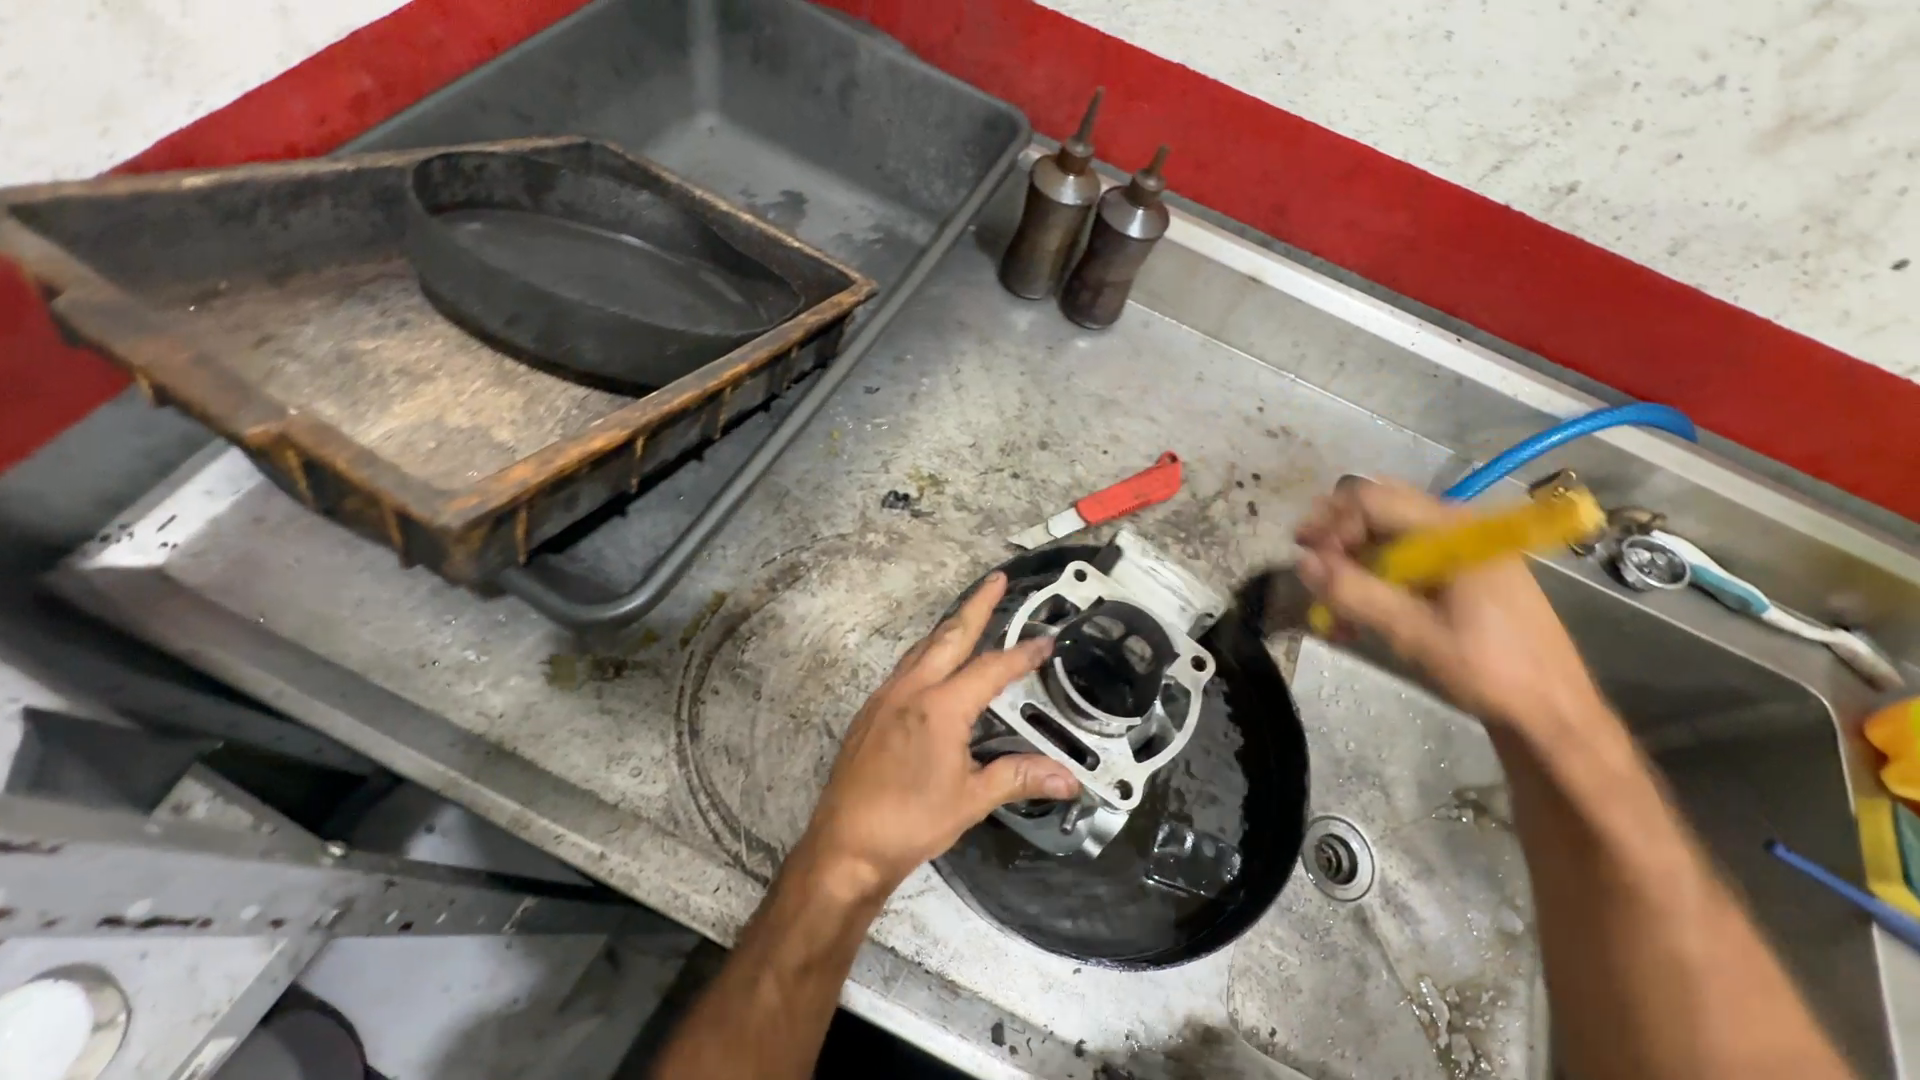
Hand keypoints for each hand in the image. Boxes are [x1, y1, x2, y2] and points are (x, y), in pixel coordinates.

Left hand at [796, 571, 1080, 899]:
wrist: (845, 844)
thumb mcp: (971, 799)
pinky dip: (927, 652)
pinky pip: (905, 667)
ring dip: (949, 626)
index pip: (991, 669)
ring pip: (923, 648)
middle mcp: (911, 690)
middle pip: (950, 636)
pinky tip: (933, 663)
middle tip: (998, 579)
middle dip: (977, 605)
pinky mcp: (870, 712)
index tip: (1046, 640)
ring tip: (970, 613)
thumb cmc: (911, 822)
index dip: (1021, 654)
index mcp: (941, 707)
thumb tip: (1069, 780)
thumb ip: (1019, 778)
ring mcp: (885, 698)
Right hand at [1294, 477, 1606, 732]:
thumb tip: (1302, 562)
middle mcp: (1456, 528)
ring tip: (1329, 604)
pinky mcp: (1459, 575)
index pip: (1372, 500)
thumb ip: (1356, 594)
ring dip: (1350, 561)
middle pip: (1378, 508)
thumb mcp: (1414, 634)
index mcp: (1452, 531)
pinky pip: (1403, 559)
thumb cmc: (1489, 669)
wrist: (1552, 712)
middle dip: (1335, 537)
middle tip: (1309, 571)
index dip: (1331, 524)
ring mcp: (1459, 550)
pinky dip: (1372, 579)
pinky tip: (1356, 616)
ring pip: (1385, 534)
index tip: (1305, 560)